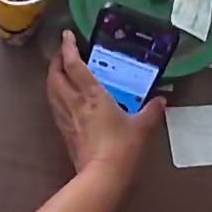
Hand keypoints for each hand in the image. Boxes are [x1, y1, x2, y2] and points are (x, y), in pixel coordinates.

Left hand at [46, 29, 162, 181]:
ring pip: (50, 90)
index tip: (67, 35)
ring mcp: (65, 117)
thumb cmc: (122, 147)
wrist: (102, 175)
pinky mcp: (63, 131)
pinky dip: (55, 94)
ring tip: (59, 70)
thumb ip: (152, 111)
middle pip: (55, 74)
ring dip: (52, 76)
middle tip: (62, 52)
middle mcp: (74, 102)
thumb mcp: (143, 127)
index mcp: (92, 95)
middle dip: (56, 60)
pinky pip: (54, 106)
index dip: (69, 47)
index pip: (74, 65)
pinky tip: (63, 97)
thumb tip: (161, 101)